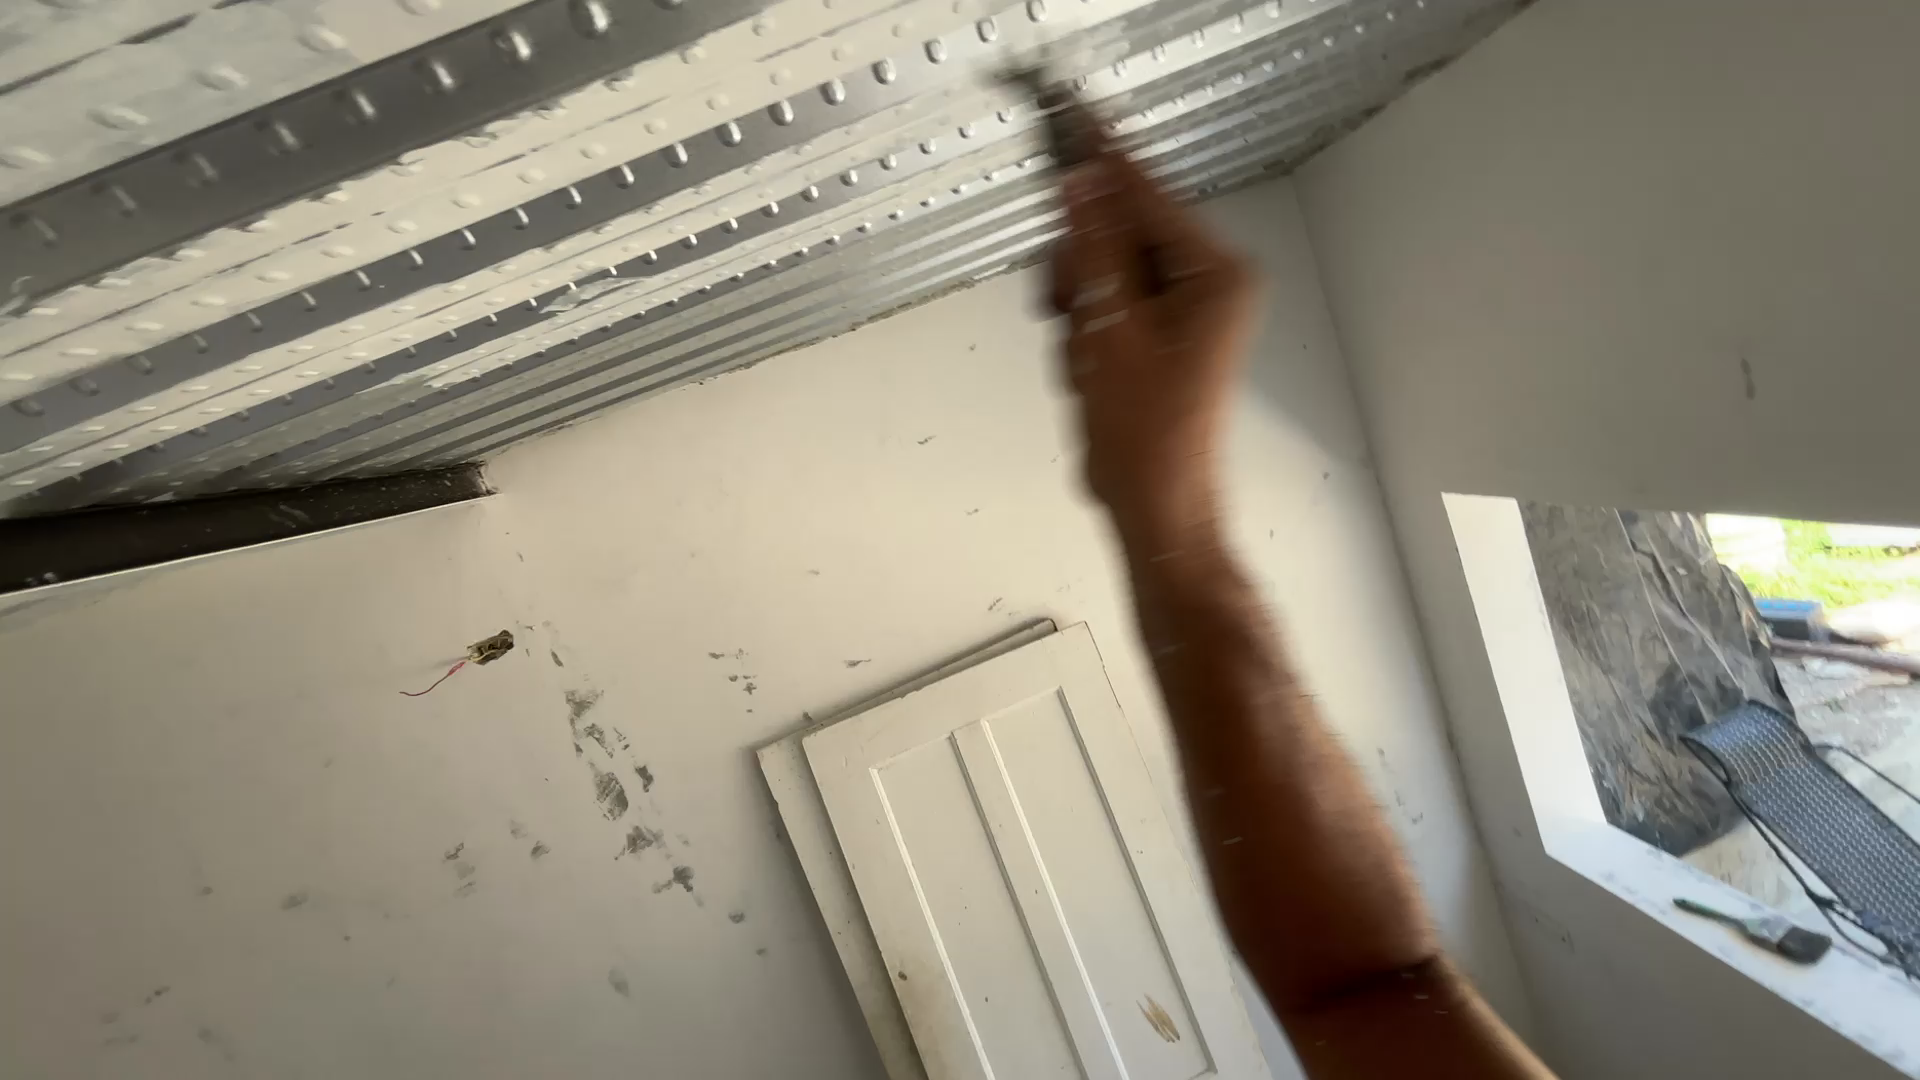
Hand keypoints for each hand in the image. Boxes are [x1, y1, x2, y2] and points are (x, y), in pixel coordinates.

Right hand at [1049, 134, 1258, 544]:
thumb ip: (1094, 253)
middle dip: (1083, 271)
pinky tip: (1087, 370)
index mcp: (1216, 276)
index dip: (1103, 167)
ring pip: (1108, 273)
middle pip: (1124, 235)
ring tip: (1084, 361)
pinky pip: (1109, 307)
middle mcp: (1208, 287)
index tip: (1069, 125)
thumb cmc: (1144, 434)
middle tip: (1065, 309)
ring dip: (1080, 310)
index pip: (1149, 198)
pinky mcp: (1159, 338)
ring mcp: (1184, 315)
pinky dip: (1086, 331)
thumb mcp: (1110, 332)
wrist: (1152, 503)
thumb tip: (1081, 187)